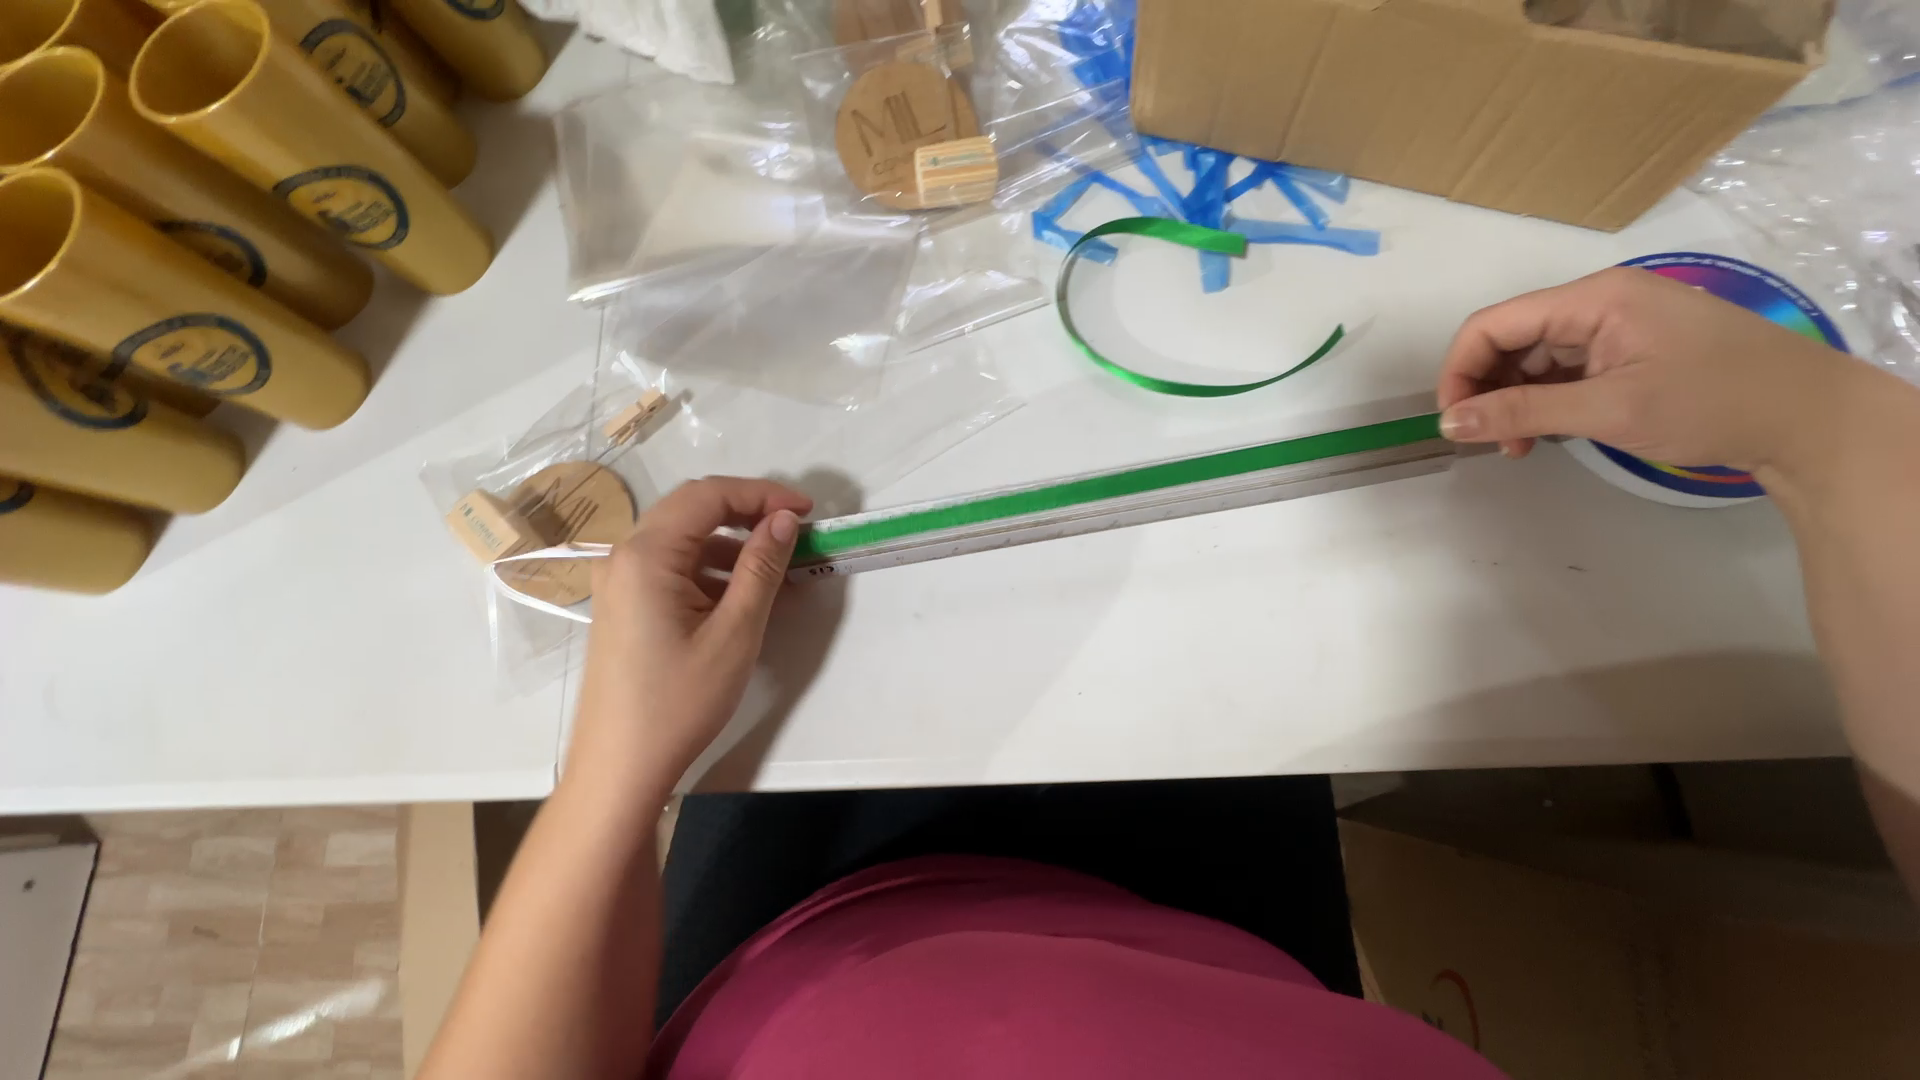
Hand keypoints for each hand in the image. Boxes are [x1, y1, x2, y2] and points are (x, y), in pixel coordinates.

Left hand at [566, 477, 812, 801]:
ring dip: (731, 544)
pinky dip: (710, 570)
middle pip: (691, 510)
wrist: (621, 766)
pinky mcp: (624, 605)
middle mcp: (624, 556)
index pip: (708, 496)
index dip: (762, 494)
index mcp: (646, 555)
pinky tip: (741, 596)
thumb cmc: (680, 700)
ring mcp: (619, 582)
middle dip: (747, 512)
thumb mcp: (735, 632)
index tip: (806, 510)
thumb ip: (761, 567)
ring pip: (682, 540)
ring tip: (777, 568)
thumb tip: (785, 520)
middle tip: (794, 529)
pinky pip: (671, 568)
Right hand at [1436, 266, 1860, 474]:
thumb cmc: (1712, 403)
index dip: (1459, 371)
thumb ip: (1521, 413)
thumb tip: (1448, 422)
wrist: (1811, 419)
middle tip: (1490, 440)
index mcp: (1594, 299)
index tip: (1454, 421)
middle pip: (1508, 340)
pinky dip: (1542, 402)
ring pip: (1530, 359)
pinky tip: (1546, 432)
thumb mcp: (1608, 410)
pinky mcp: (1626, 349)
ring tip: (1519, 445)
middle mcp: (1598, 303)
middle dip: (1486, 390)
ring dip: (1512, 402)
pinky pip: (1560, 370)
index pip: (1492, 325)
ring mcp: (1613, 326)